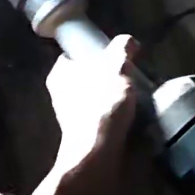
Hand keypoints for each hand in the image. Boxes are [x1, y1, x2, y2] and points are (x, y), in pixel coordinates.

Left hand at [45, 36, 138, 172]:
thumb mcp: (117, 67)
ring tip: (135, 96)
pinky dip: (113, 115)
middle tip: (129, 74)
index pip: (74, 54)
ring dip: (111, 96)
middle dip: (106, 75)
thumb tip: (128, 42)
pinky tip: (129, 116)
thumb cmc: (103, 104)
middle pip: (86, 76)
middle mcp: (59, 94)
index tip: (115, 55)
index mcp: (60, 73)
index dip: (95, 51)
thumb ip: (122, 49)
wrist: (98, 153)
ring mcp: (70, 116)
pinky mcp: (82, 135)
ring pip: (93, 97)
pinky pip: (100, 117)